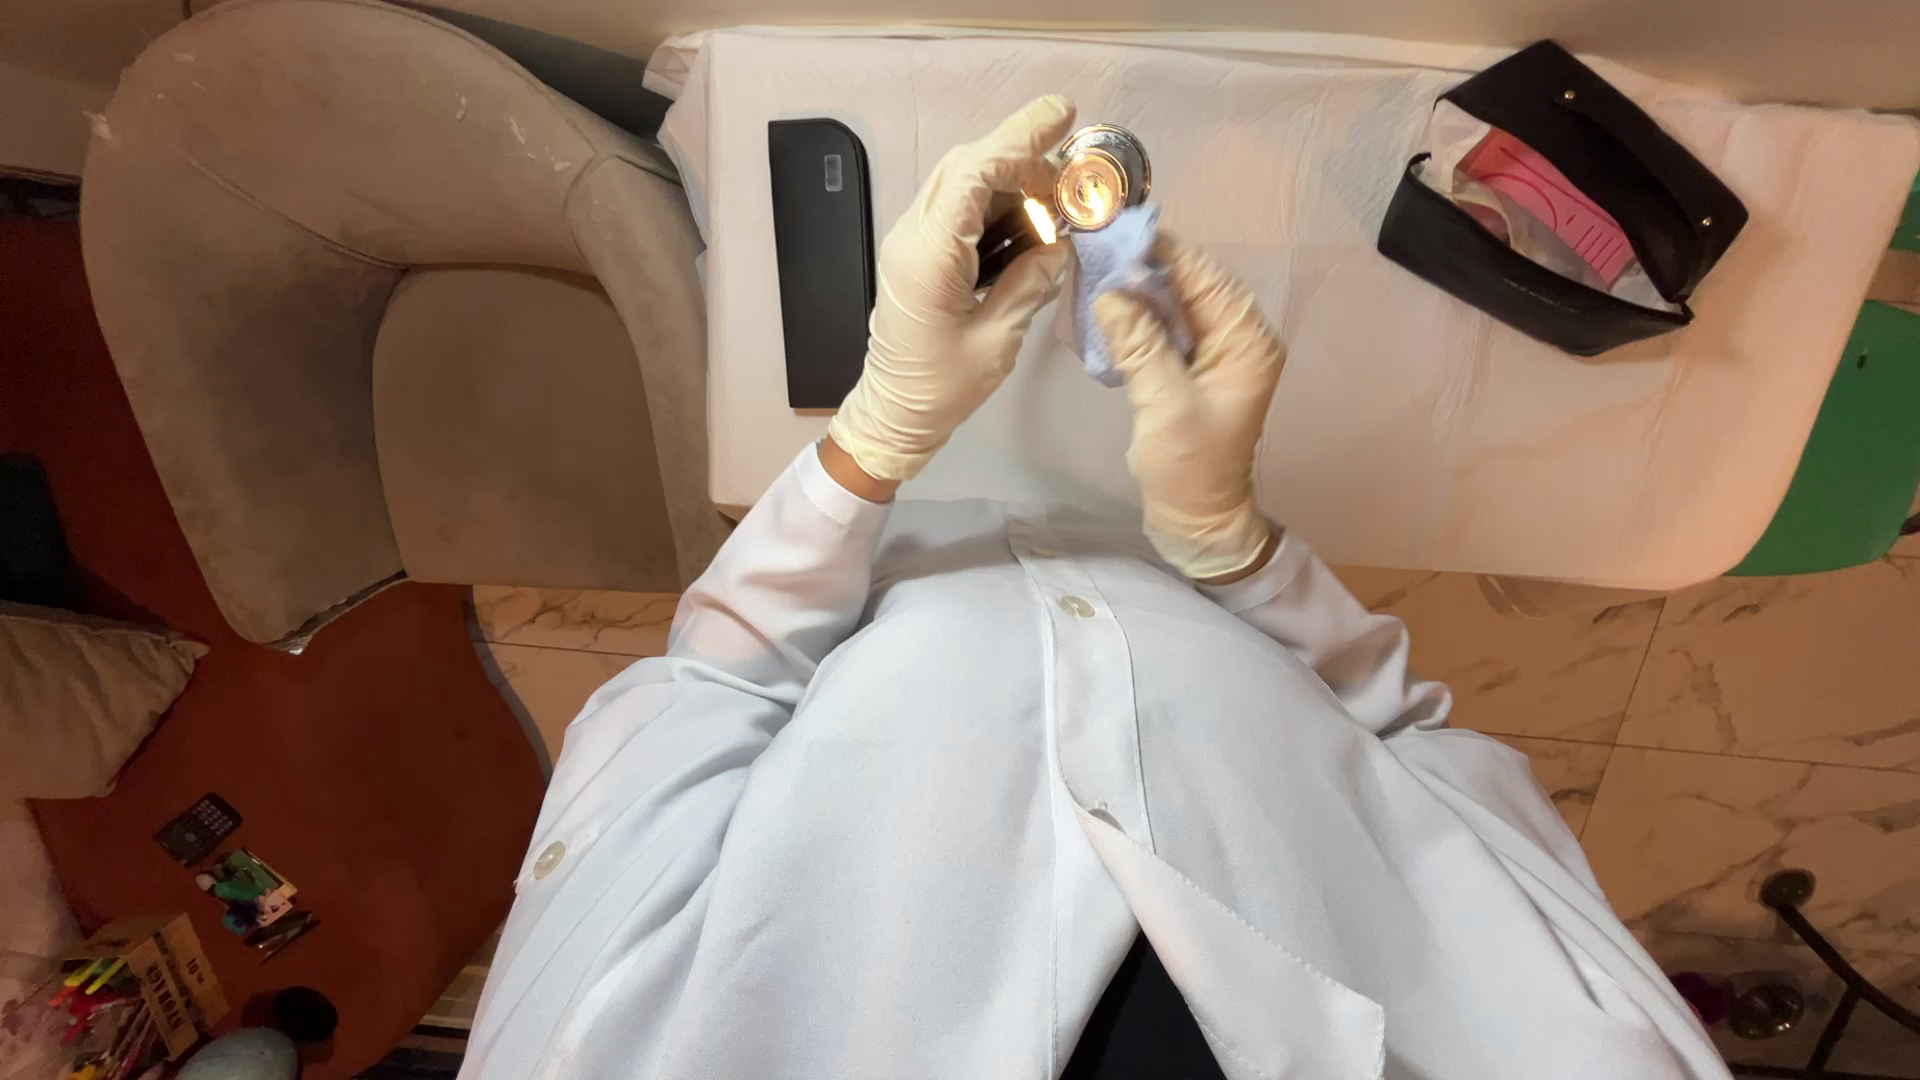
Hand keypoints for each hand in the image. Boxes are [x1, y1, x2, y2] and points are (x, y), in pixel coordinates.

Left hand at [826, 95, 1076, 481]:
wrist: (895, 415)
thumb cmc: (943, 388)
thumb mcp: (997, 339)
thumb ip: (1030, 282)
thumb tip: (1057, 244)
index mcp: (929, 255)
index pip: (974, 171)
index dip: (1020, 137)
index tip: (1062, 116)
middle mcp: (912, 236)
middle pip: (965, 166)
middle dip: (1019, 160)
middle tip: (1066, 184)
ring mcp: (908, 244)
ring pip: (959, 183)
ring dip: (1007, 183)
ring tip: (1051, 206)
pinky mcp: (914, 257)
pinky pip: (954, 211)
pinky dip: (990, 206)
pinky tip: (1023, 225)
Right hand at [1094, 235, 1285, 580]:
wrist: (1196, 522)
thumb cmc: (1190, 468)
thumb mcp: (1165, 405)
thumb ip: (1140, 345)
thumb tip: (1110, 295)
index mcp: (1246, 343)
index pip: (1205, 278)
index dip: (1163, 252)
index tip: (1116, 231)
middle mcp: (1236, 341)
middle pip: (1190, 287)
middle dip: (1145, 269)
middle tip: (1096, 251)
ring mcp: (1213, 358)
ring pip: (1174, 308)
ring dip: (1137, 294)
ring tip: (1094, 275)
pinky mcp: (1189, 374)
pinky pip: (1164, 334)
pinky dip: (1137, 322)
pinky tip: (1106, 314)